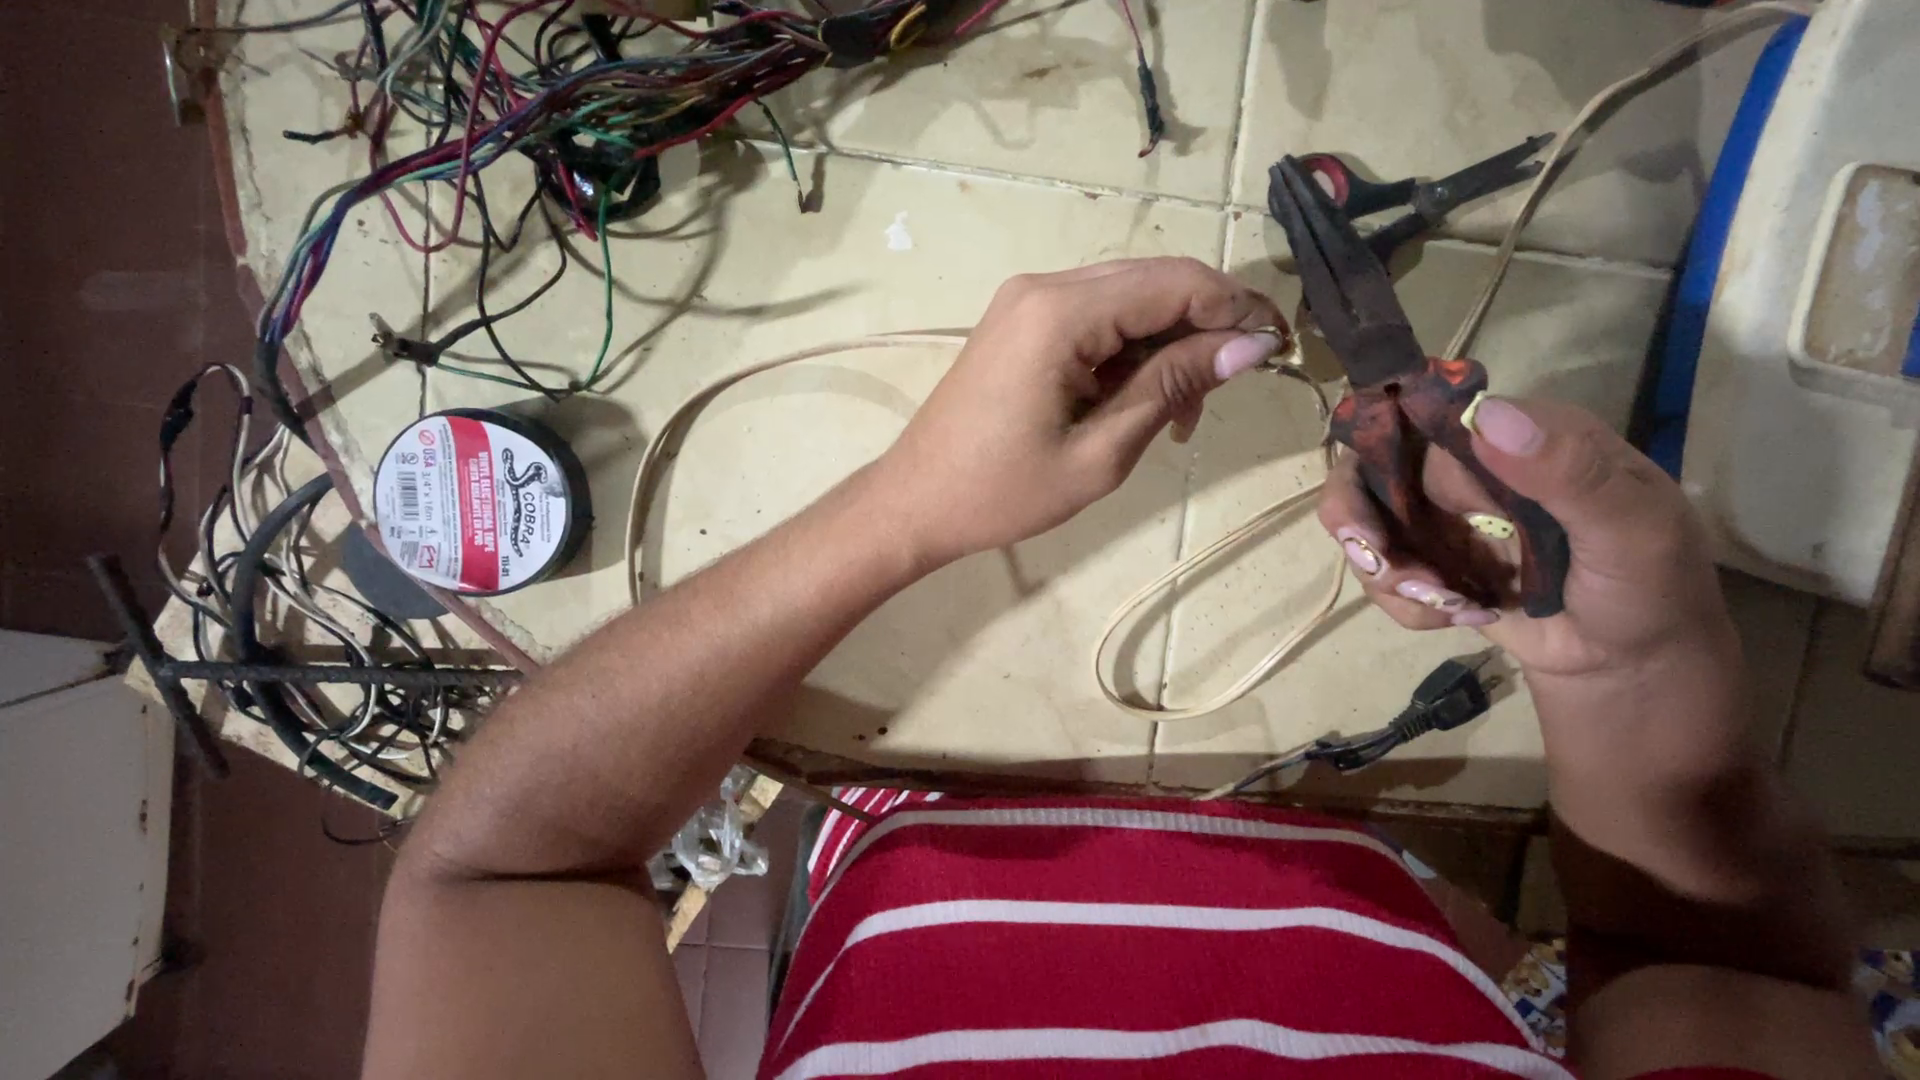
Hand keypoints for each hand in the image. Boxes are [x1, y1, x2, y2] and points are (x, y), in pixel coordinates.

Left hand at [870, 257, 1286, 566]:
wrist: (916, 502)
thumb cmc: (1002, 493)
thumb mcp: (1100, 451)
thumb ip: (1172, 387)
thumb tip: (1249, 345)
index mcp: (1059, 312)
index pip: (1174, 282)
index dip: (1235, 308)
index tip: (1277, 350)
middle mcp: (1043, 286)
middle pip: (1153, 281)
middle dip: (1204, 327)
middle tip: (1230, 389)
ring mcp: (1027, 301)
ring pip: (1128, 299)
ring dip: (1167, 344)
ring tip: (1181, 414)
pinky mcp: (1021, 323)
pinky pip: (1095, 318)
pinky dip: (1129, 351)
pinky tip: (1141, 399)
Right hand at [1316, 395, 1738, 681]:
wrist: (1630, 664)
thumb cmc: (1648, 591)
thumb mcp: (1632, 532)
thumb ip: (1570, 473)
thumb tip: (1487, 416)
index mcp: (1523, 436)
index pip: (1425, 421)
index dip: (1390, 461)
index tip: (1387, 517)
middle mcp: (1473, 465)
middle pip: (1372, 464)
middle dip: (1360, 521)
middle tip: (1377, 563)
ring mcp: (1444, 513)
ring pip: (1363, 520)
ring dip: (1385, 571)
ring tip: (1439, 604)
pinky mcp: (1429, 556)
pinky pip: (1378, 568)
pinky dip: (1402, 601)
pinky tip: (1450, 616)